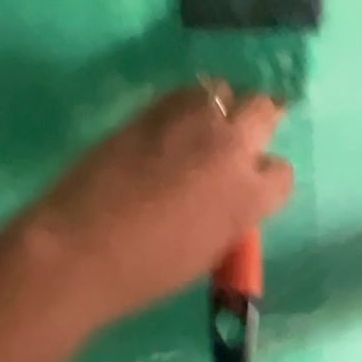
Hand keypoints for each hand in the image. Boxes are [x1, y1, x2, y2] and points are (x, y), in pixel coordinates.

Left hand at [22, 81, 294, 326]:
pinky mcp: (156, 108)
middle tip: (243, 134)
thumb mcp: (209, 251)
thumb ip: (232, 215)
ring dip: (223, 105)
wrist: (80, 248)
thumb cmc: (146, 271)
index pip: (282, 172)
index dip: (266, 178)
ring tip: (206, 123)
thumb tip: (231, 196)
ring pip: (226, 90)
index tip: (250, 184)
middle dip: (259, 120)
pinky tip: (174, 122)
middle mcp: (230, 147)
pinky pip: (187, 91)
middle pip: (264, 110)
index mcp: (249, 196)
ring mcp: (193, 121)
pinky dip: (188, 102)